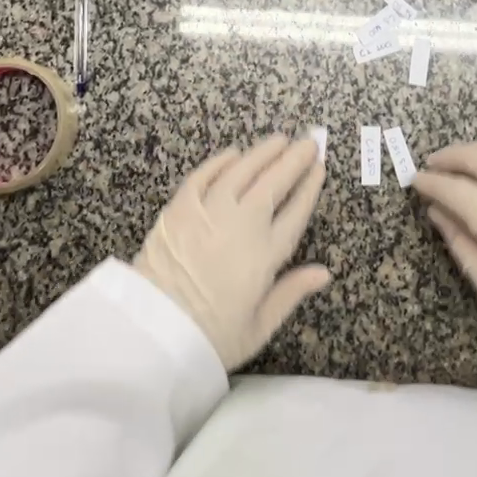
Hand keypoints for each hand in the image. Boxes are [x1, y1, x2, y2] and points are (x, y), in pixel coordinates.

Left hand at [134, 134, 330, 370]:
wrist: (152, 331)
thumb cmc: (210, 336)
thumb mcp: (258, 328)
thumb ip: (291, 293)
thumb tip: (324, 272)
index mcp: (265, 254)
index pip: (296, 211)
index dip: (309, 187)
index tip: (319, 167)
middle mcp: (242, 224)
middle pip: (273, 183)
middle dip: (293, 160)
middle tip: (307, 141)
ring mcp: (209, 211)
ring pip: (242, 171)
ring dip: (262, 153)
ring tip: (278, 140)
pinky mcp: (180, 207)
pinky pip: (204, 175)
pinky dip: (220, 161)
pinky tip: (234, 153)